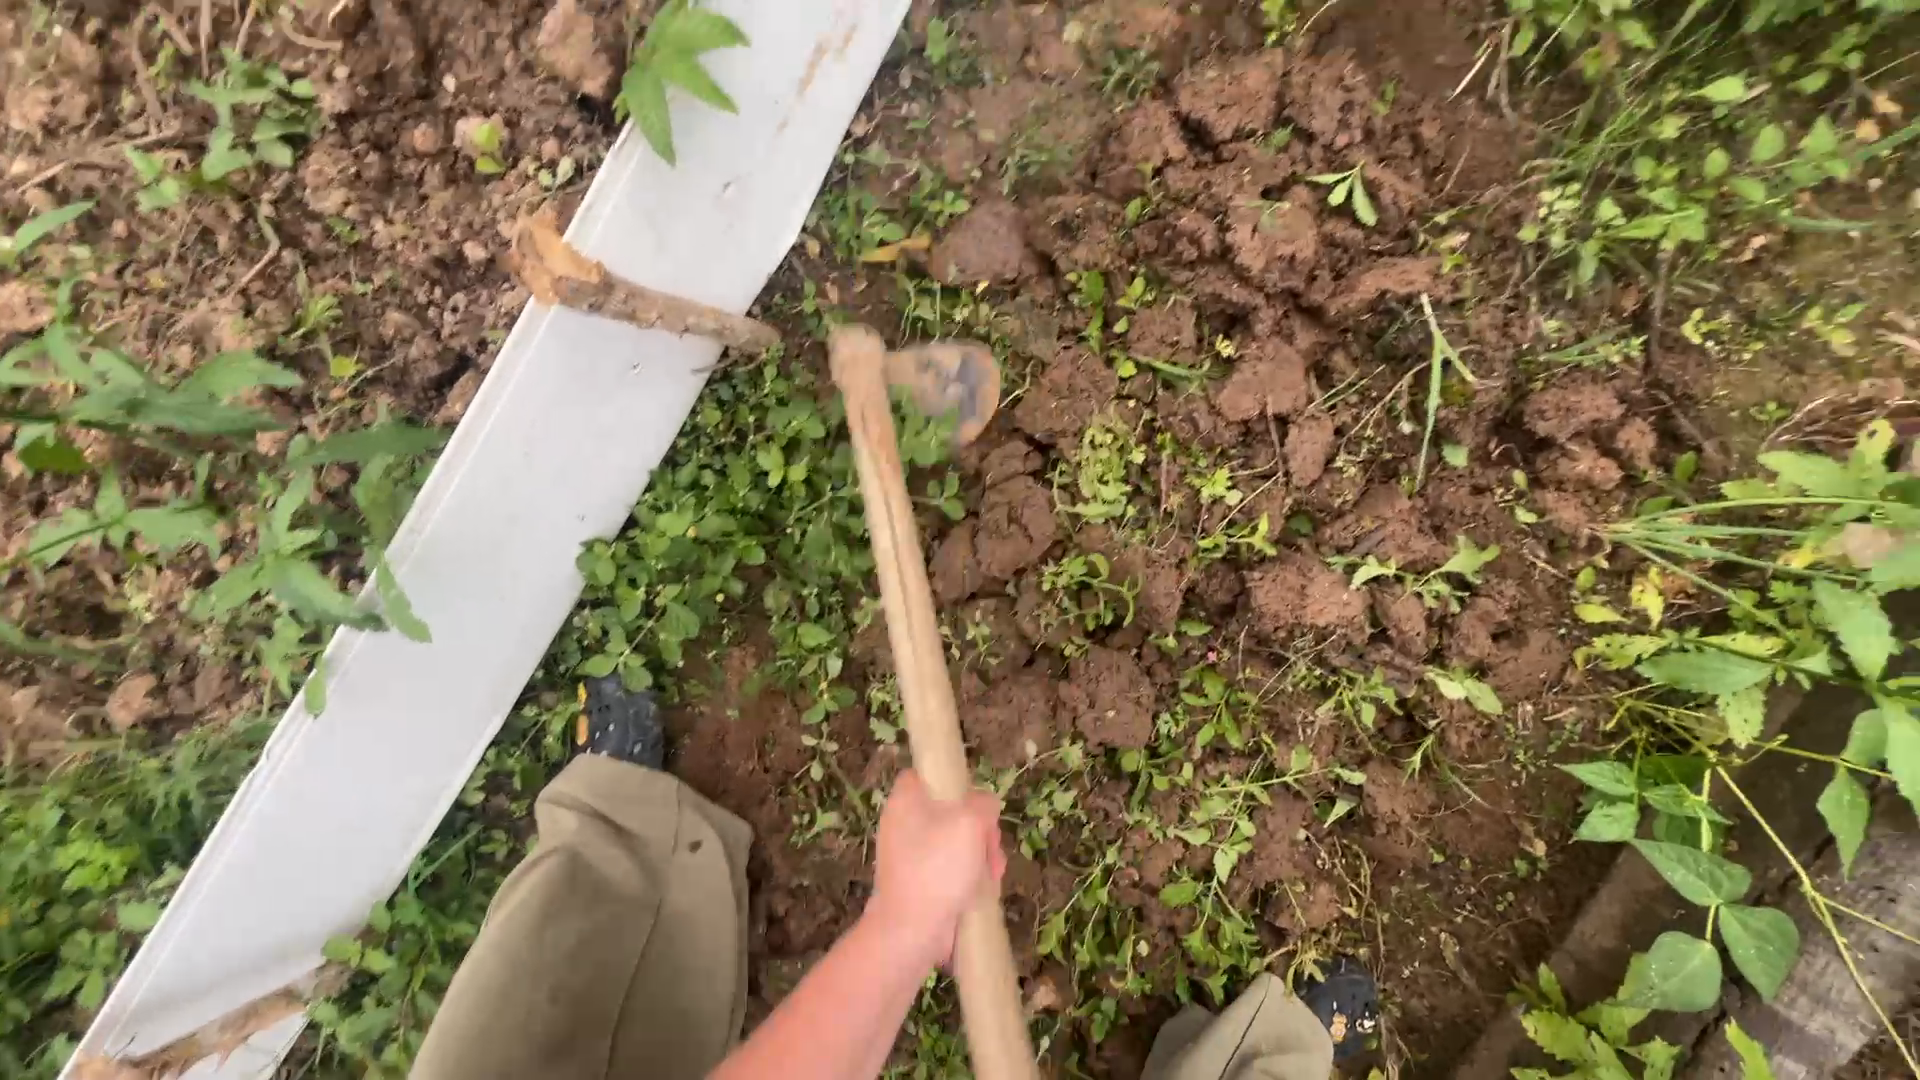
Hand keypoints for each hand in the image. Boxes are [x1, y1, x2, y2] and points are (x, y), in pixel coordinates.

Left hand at [866, 769, 1006, 970]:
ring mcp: (908, 855)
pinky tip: (982, 890)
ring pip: (954, 842)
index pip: (927, 774)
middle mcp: (902, 823)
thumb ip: (982, 803)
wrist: (910, 931)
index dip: (954, 782)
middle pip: (950, 811)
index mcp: (905, 799)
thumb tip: (984, 806)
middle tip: (991, 845)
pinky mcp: (917, 882)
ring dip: (979, 855)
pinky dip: (967, 876)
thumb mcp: (970, 822)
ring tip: (992, 873)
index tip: (975, 802)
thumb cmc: (937, 867)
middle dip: (979, 829)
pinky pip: (948, 868)